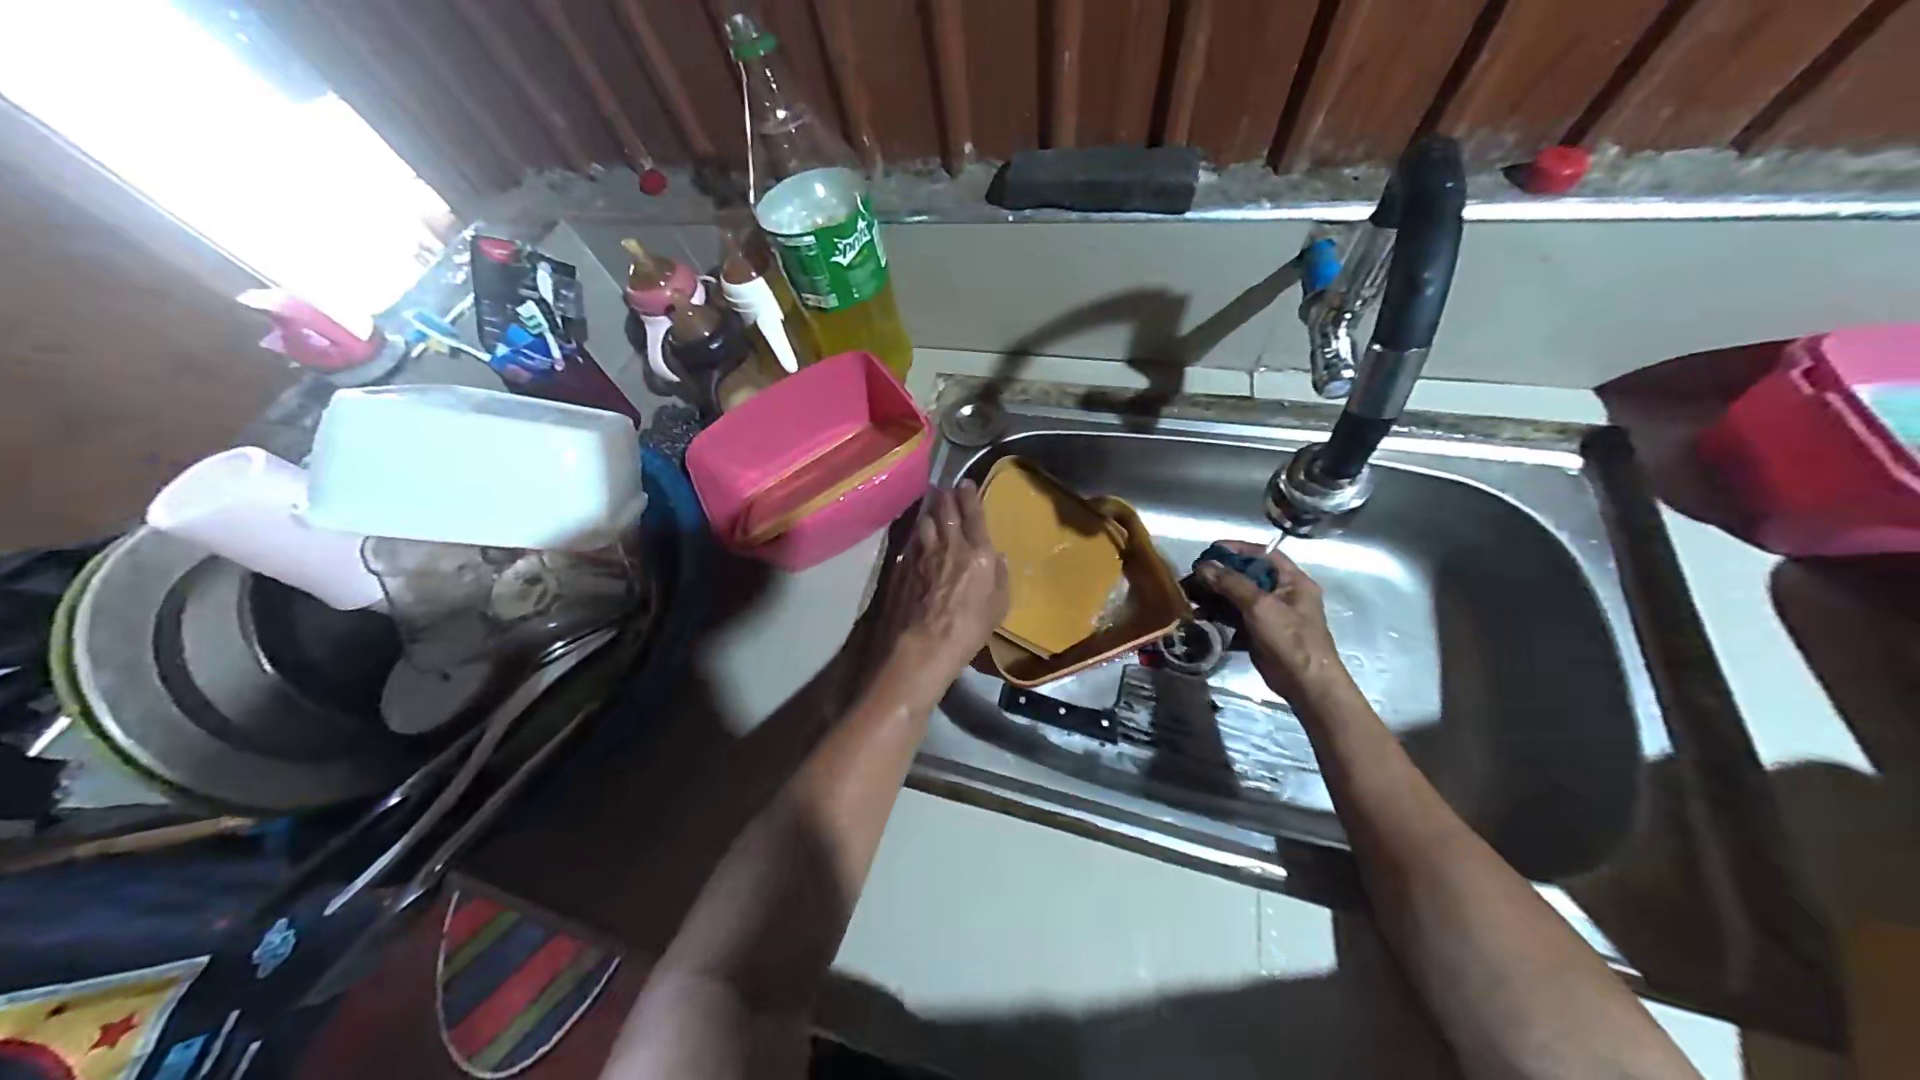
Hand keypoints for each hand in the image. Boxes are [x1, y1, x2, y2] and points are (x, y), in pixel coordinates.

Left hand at [882, 480, 1009, 678]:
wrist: (924, 643)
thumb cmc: (969, 628)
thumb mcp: (999, 606)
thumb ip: (1001, 576)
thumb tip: (1000, 556)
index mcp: (977, 551)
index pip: (973, 514)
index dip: (969, 495)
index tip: (965, 483)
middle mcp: (948, 544)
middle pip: (945, 511)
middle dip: (946, 495)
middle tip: (945, 487)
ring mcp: (921, 552)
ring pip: (924, 521)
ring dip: (928, 511)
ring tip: (930, 505)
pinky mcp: (902, 565)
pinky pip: (911, 540)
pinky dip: (916, 533)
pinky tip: (916, 535)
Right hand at [1195, 541, 1351, 705]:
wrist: (1305, 684)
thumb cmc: (1290, 639)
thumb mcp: (1260, 606)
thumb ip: (1231, 583)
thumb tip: (1204, 566)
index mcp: (1292, 581)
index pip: (1264, 554)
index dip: (1237, 549)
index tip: (1210, 550)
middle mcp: (1283, 594)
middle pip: (1247, 576)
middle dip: (1220, 575)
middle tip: (1194, 577)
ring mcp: (1271, 615)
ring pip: (1238, 598)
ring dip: (1216, 597)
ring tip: (1191, 597)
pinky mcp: (1260, 633)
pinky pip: (1236, 618)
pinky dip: (1219, 617)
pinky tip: (1200, 618)